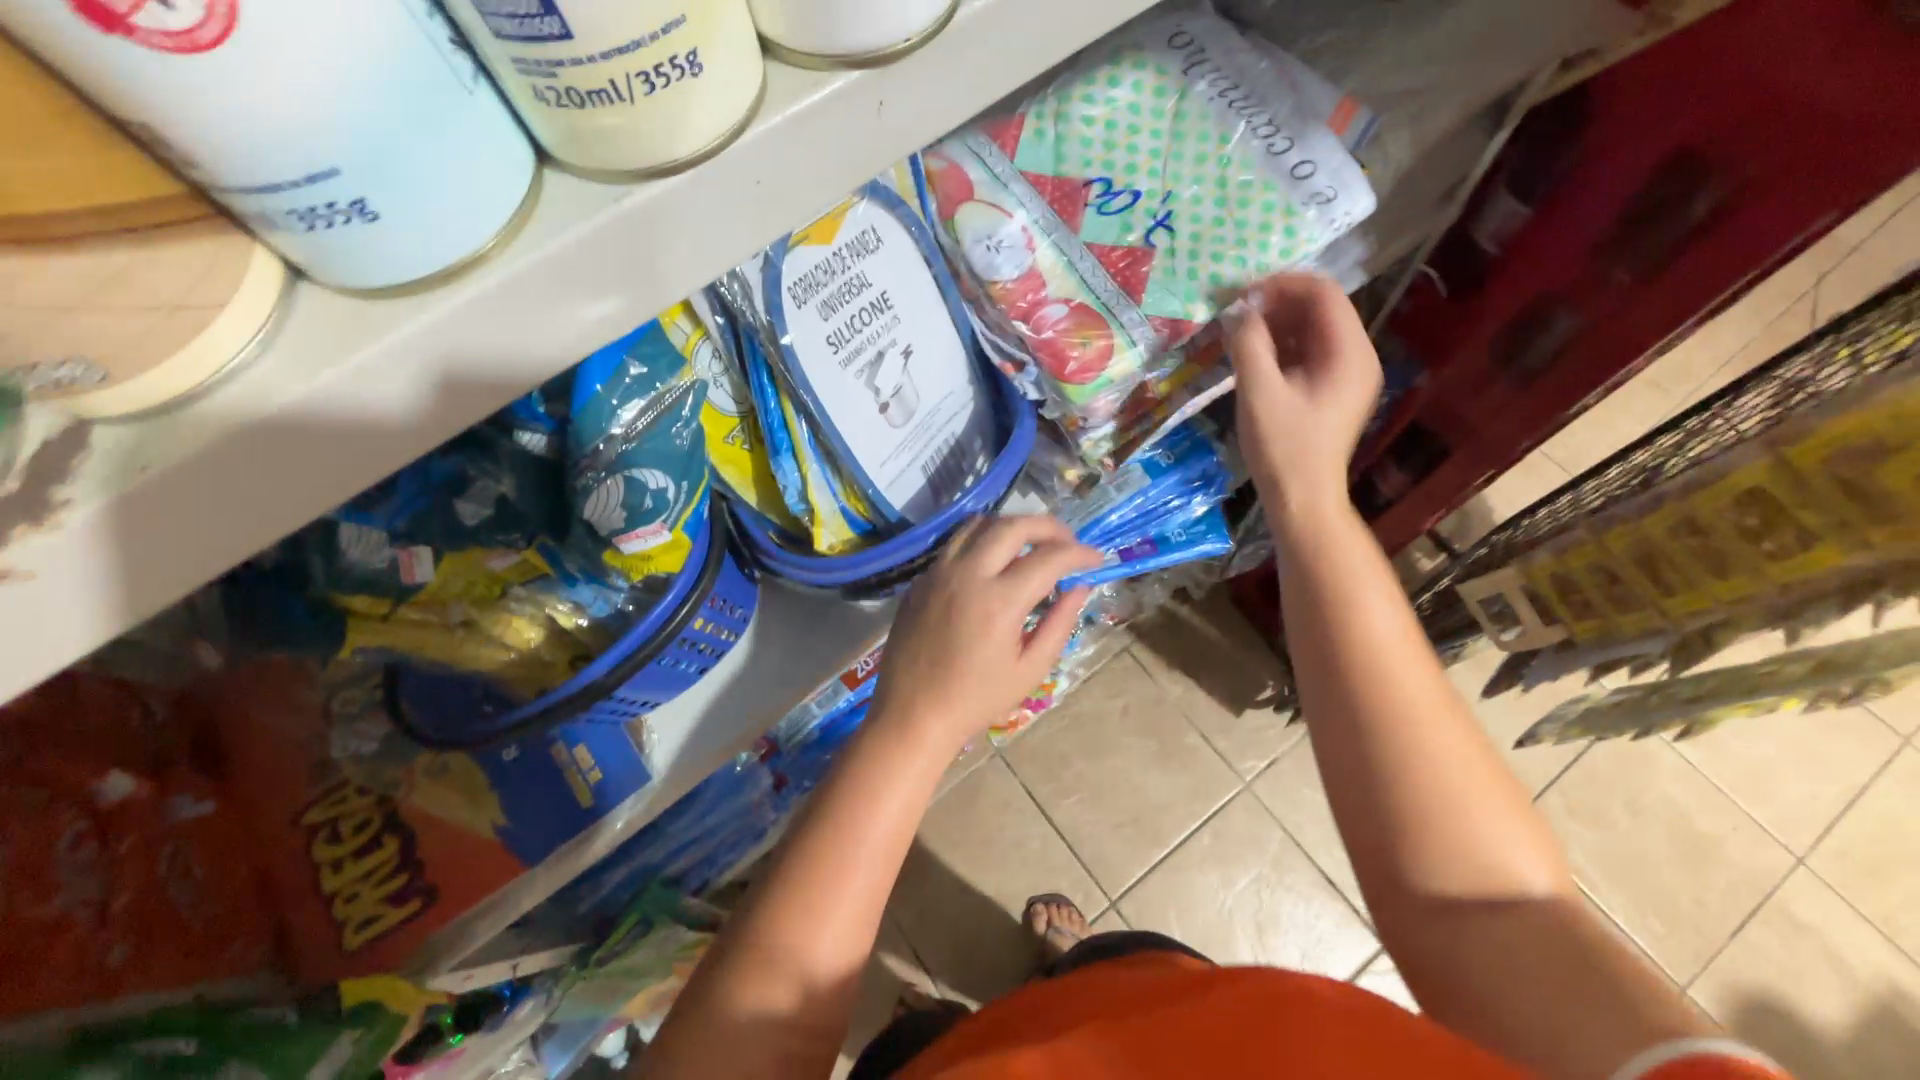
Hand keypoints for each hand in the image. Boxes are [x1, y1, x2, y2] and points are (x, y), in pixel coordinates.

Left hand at [870, 515, 1102, 749]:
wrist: (912, 714)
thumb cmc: (976, 700)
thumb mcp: (1030, 669)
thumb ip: (1059, 623)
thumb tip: (1079, 587)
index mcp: (999, 601)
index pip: (1049, 558)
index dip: (1079, 554)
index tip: (1096, 560)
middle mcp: (966, 574)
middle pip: (1013, 525)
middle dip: (1048, 527)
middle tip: (1068, 542)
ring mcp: (938, 573)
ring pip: (978, 525)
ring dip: (1011, 526)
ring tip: (1032, 544)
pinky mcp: (920, 580)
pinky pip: (955, 545)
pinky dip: (982, 542)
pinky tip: (994, 564)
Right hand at [1224, 272, 1382, 517]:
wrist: (1302, 501)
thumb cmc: (1283, 449)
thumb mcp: (1259, 392)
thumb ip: (1247, 343)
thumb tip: (1236, 310)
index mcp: (1350, 353)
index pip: (1323, 292)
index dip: (1281, 285)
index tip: (1241, 295)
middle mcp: (1356, 357)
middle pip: (1318, 309)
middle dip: (1275, 304)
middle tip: (1234, 314)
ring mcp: (1345, 376)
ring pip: (1310, 330)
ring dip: (1274, 325)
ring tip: (1236, 334)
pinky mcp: (1330, 391)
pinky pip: (1307, 354)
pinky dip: (1279, 347)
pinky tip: (1250, 356)